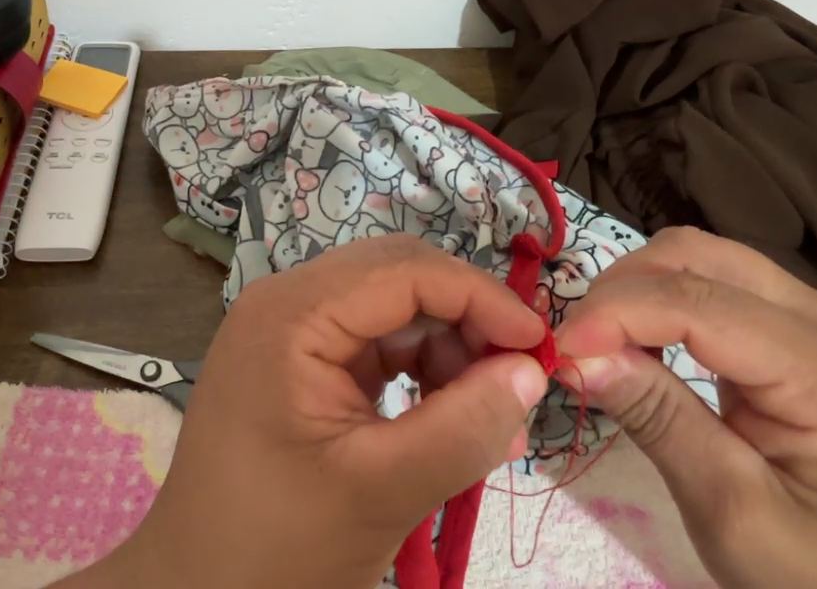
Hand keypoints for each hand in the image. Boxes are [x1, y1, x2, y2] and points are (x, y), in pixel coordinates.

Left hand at [62, 235, 550, 588]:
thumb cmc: (275, 546)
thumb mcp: (380, 491)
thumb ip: (463, 428)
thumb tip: (532, 371)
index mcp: (292, 314)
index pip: (404, 269)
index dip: (480, 297)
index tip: (540, 347)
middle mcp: (287, 301)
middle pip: (398, 276)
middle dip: (466, 318)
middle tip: (519, 376)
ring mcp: (290, 330)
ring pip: (392, 306)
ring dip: (448, 347)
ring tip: (487, 416)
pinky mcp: (300, 362)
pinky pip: (375, 341)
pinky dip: (420, 369)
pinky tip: (448, 416)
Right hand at [556, 227, 816, 588]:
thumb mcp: (731, 512)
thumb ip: (656, 418)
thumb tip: (576, 354)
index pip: (700, 304)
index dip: (616, 312)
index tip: (556, 350)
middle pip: (700, 257)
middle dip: (624, 289)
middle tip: (578, 347)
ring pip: (703, 258)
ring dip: (640, 290)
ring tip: (605, 345)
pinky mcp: (807, 326)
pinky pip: (719, 284)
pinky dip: (665, 301)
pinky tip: (646, 344)